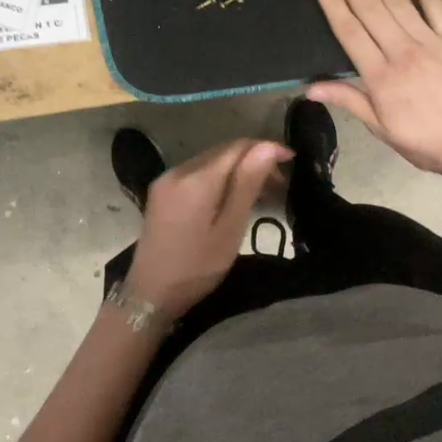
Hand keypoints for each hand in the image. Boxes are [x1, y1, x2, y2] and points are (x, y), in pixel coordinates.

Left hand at [124, 138, 292, 321]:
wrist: (149, 294)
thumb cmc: (197, 267)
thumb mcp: (230, 228)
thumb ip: (248, 184)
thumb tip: (269, 147)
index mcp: (197, 178)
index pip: (238, 147)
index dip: (267, 148)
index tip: (292, 160)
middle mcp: (179, 170)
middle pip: (224, 151)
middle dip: (254, 158)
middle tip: (281, 182)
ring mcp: (166, 180)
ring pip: (211, 161)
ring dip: (238, 169)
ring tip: (262, 191)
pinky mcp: (162, 192)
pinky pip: (197, 173)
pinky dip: (220, 178)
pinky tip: (233, 197)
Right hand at [305, 0, 441, 187]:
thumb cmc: (422, 143)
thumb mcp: (381, 129)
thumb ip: (349, 101)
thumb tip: (309, 87)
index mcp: (382, 78)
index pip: (350, 31)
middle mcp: (403, 53)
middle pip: (369, 7)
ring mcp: (430, 42)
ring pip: (397, 0)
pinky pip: (436, 5)